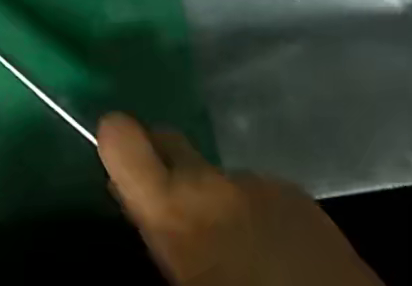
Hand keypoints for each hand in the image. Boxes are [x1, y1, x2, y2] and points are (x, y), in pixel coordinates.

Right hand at [97, 113, 382, 285]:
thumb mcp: (181, 276)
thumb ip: (157, 235)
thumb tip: (135, 203)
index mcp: (175, 211)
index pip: (124, 140)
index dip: (115, 138)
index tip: (111, 149)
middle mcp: (214, 182)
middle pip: (169, 141)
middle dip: (161, 161)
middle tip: (165, 206)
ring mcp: (262, 183)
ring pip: (217, 174)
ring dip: (213, 198)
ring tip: (229, 247)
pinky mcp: (300, 195)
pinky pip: (256, 192)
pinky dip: (251, 212)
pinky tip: (268, 254)